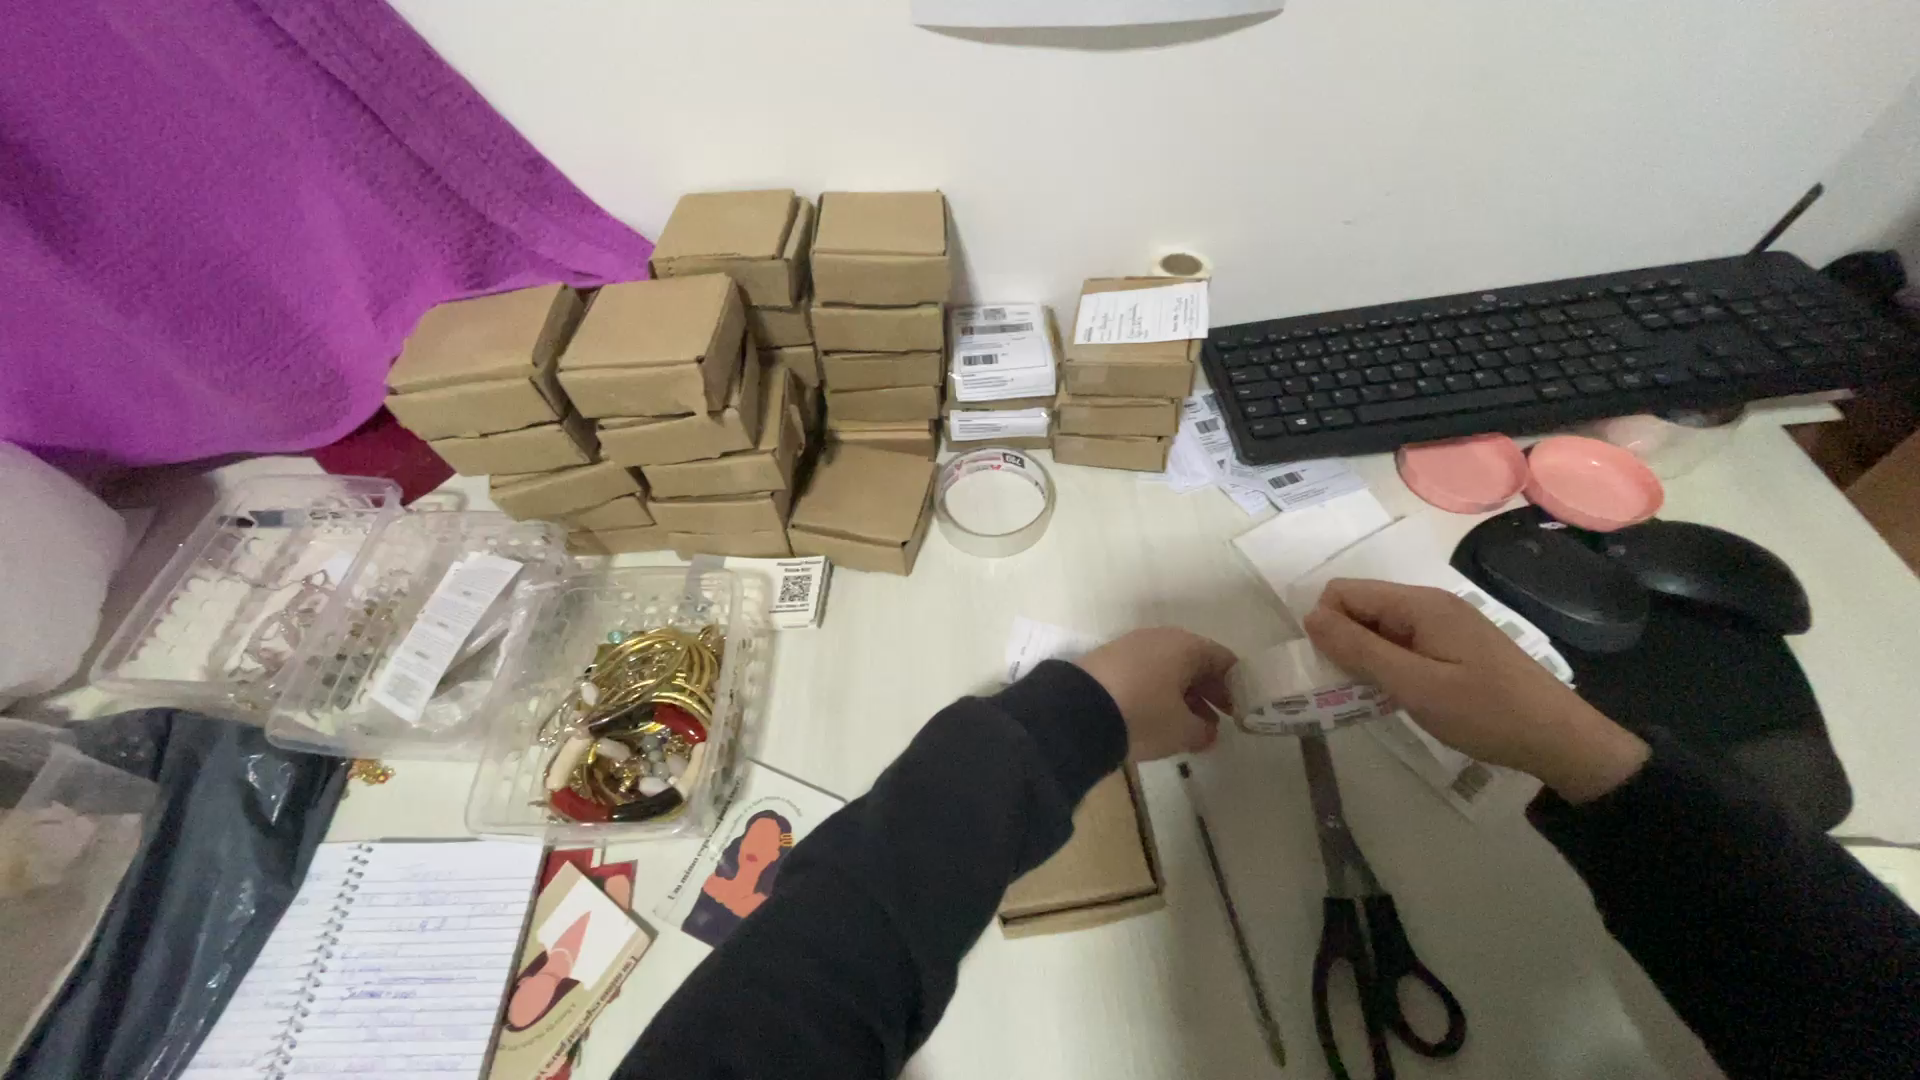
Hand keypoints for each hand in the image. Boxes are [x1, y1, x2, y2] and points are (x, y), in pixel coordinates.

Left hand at [1074, 628, 1236, 761]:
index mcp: (1185, 645)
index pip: (1224, 660)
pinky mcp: (1106, 662)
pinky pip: (1142, 675)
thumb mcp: (1182, 730)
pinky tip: (1155, 719)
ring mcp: (1129, 647)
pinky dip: (1155, 694)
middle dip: (1208, 693)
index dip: (1237, 687)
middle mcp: (1158, 638)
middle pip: (1194, 663)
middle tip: (1218, 722)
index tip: (1242, 712)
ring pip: (1167, 670)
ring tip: (1189, 728)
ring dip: (1181, 697)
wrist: (1075, 710)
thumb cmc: (1143, 714)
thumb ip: (1204, 731)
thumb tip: (1208, 730)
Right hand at [1302, 579, 1648, 802]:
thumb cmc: (1485, 713)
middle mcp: (1428, 604)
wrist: (1561, 741)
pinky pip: (1399, 642)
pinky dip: (1387, 664)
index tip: (1335, 667)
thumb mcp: (1414, 685)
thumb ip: (1359, 649)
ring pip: (1376, 627)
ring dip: (1364, 656)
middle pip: (1359, 606)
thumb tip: (1310, 617)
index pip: (1343, 592)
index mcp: (1419, 604)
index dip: (1326, 625)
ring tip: (1373, 695)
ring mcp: (1442, 624)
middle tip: (1351, 686)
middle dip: (1342, 641)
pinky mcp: (1451, 644)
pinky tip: (1398, 694)